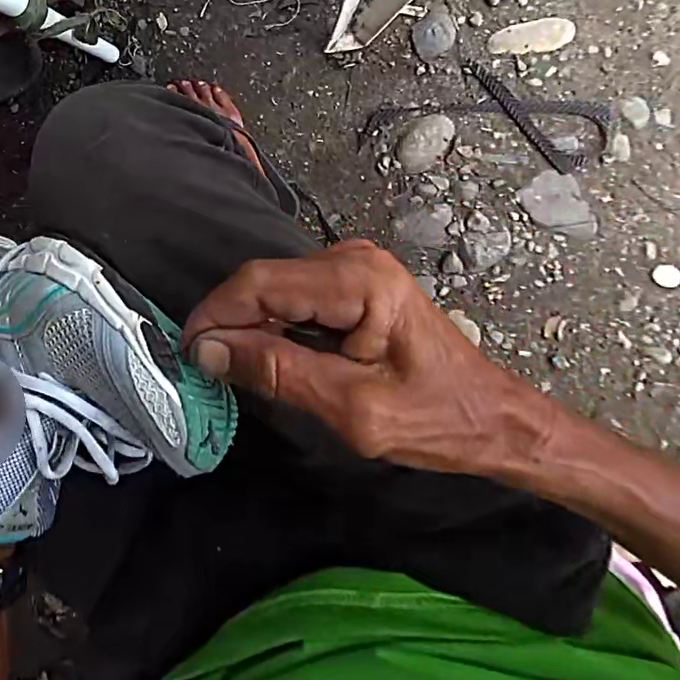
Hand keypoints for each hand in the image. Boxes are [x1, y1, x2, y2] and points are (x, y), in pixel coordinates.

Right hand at [183, 240, 560, 476]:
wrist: (492, 418)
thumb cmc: (436, 420)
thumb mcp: (352, 408)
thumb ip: (276, 371)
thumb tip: (208, 350)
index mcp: (360, 281)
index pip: (260, 284)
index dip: (215, 317)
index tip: (188, 356)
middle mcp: (352, 259)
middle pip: (261, 281)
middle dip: (226, 323)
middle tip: (205, 369)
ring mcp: (350, 266)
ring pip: (269, 288)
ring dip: (243, 327)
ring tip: (230, 368)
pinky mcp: (348, 282)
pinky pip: (288, 296)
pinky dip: (266, 326)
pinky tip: (263, 356)